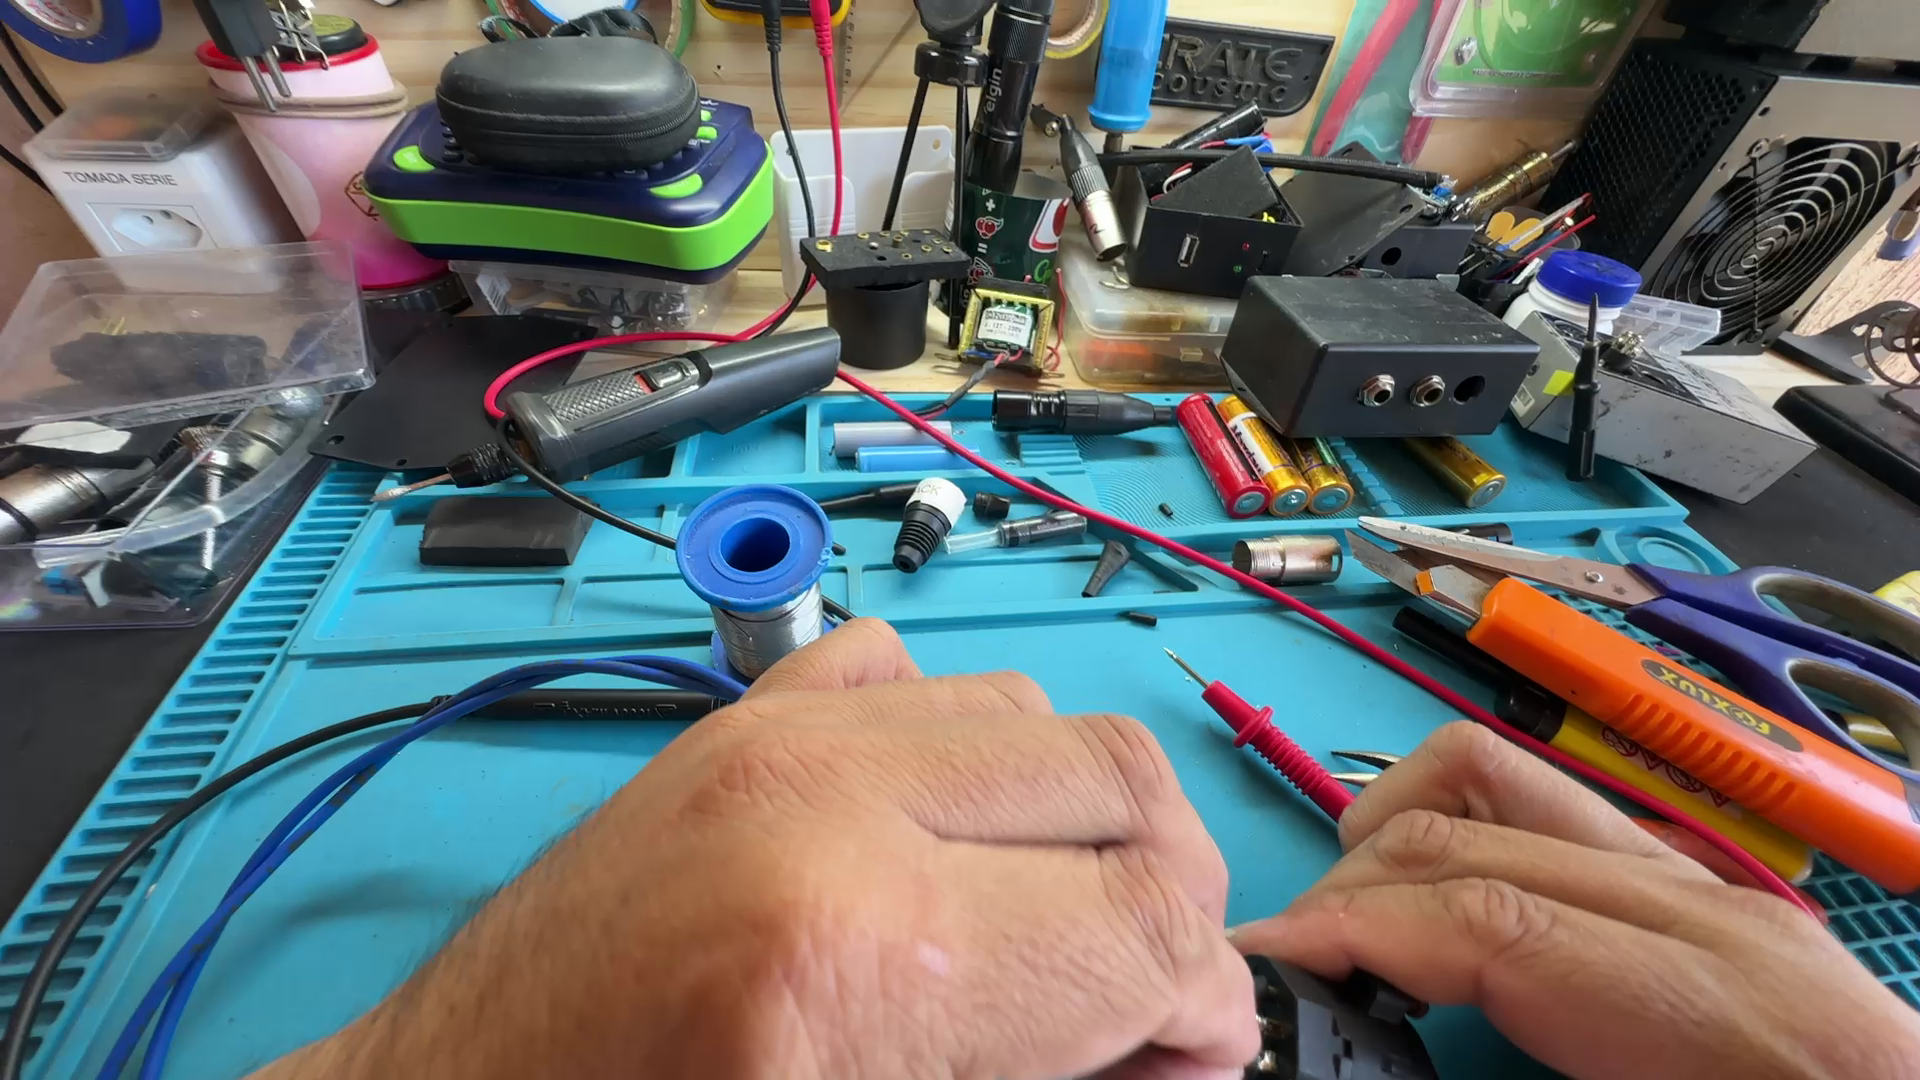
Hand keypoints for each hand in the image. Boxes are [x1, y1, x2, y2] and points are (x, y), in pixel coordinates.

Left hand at [254, 619, 1257, 1079]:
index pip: (1144, 916)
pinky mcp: (748, 708)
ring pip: (1025, 705)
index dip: (1203, 989)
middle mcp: (828, 798)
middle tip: (1144, 962)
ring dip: (1065, 805)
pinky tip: (936, 811)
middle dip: (1166, 878)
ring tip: (1037, 890)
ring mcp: (778, 726)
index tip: (1193, 1032)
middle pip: (1113, 773)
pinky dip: (956, 735)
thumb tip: (1188, 1010)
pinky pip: (909, 669)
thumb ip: (1077, 1069)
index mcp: (864, 957)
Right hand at [1230, 722, 1919, 1079]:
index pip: (1484, 920)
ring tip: (1357, 913)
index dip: (1351, 931)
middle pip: (1456, 841)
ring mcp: (1687, 872)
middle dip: (1344, 894)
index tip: (1265, 960)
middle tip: (1295, 959)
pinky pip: (1515, 792)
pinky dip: (1437, 818)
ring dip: (1384, 834)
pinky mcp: (1670, 871)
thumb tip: (1348, 1057)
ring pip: (1474, 772)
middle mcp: (1704, 906)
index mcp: (1727, 1008)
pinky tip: (1426, 891)